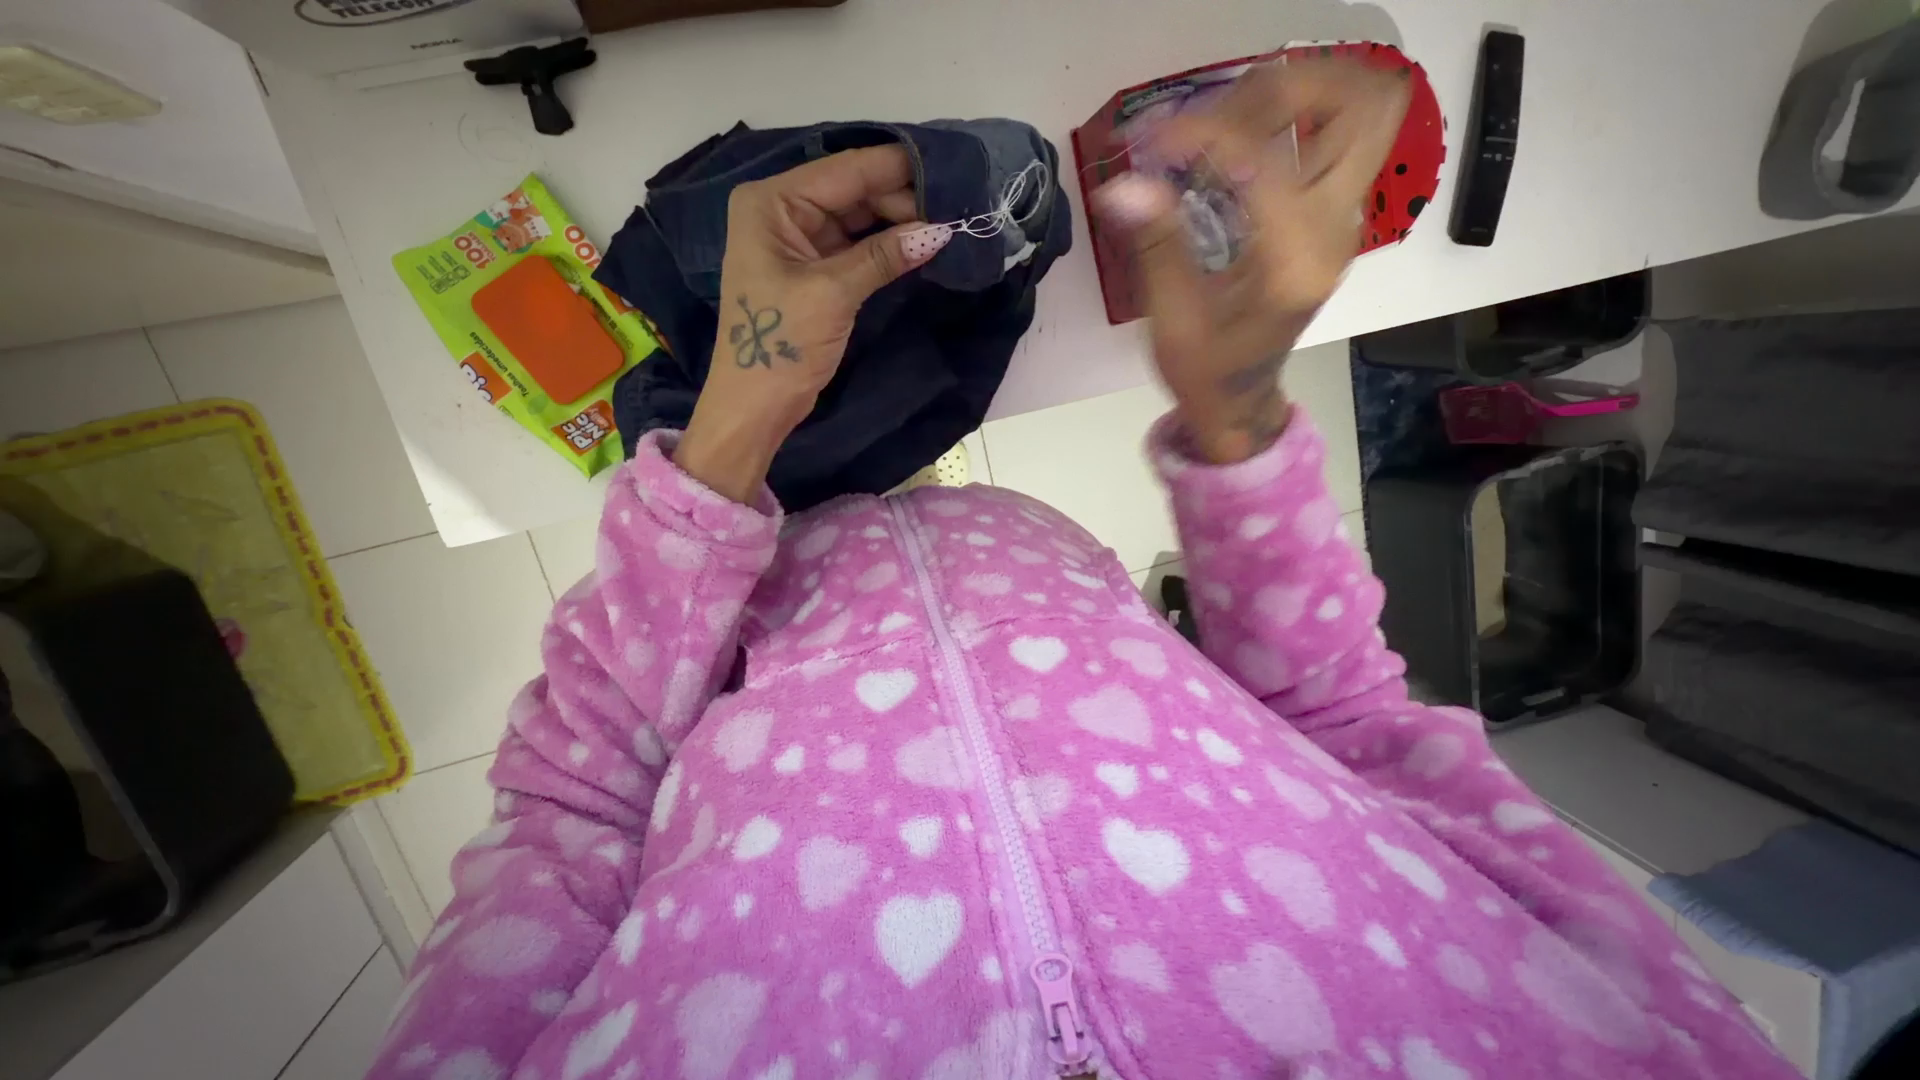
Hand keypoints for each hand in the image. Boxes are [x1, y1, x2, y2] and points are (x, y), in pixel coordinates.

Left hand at [675, 146, 950, 501]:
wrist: (755, 406)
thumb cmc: (781, 344)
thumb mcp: (834, 293)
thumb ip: (885, 255)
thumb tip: (941, 231)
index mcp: (772, 202)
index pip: (845, 171)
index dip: (897, 169)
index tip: (950, 168)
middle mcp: (781, 210)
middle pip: (852, 190)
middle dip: (901, 199)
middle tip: (955, 211)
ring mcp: (795, 240)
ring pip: (857, 216)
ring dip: (897, 222)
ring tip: (946, 226)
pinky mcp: (811, 268)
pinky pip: (854, 244)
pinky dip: (884, 247)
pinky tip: (920, 246)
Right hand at [1095, 58, 1408, 463]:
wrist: (1242, 403)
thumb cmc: (1205, 372)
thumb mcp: (1172, 321)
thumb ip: (1157, 246)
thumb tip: (1120, 186)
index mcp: (1293, 264)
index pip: (1265, 160)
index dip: (1205, 134)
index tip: (1153, 141)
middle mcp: (1335, 231)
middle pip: (1361, 105)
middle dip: (1286, 89)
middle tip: (1216, 117)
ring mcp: (1342, 220)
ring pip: (1361, 110)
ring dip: (1296, 95)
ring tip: (1224, 123)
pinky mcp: (1333, 215)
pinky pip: (1336, 135)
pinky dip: (1293, 118)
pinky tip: (1234, 143)